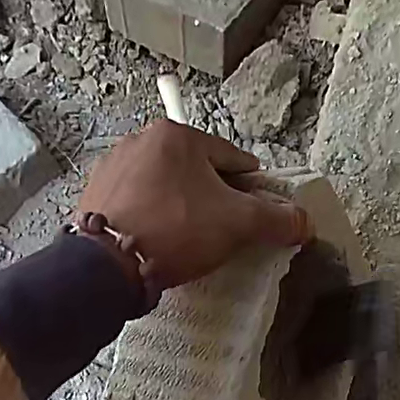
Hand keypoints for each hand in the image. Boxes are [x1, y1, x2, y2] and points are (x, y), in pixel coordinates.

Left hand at [74, 120, 310, 292]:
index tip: (254, 211)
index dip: (250, 187)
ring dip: (180, 206)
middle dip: (212, 198)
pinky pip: (137, 201)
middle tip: (220, 230)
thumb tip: (305, 222)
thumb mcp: (237, 223)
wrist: (107, 265)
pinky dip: (151, 215)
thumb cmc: (175, 230)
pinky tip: (158, 240)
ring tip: (188, 239)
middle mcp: (140, 140)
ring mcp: (113, 166)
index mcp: (177, 135)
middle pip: (195, 171)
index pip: (231, 158)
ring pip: (164, 185)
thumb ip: (276, 219)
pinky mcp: (95, 193)